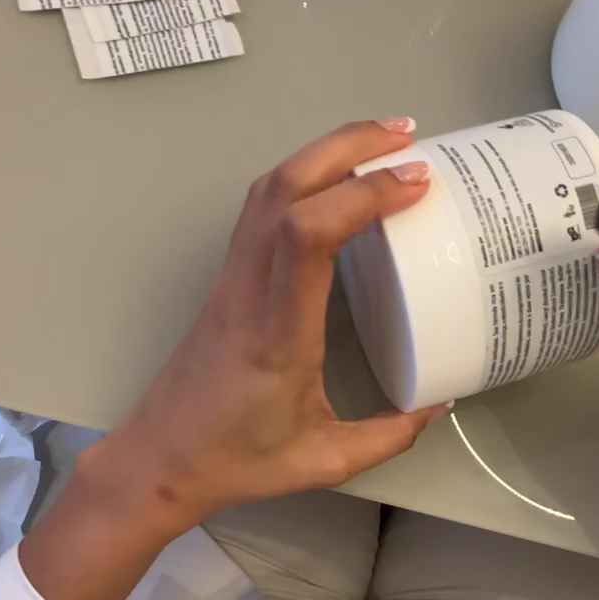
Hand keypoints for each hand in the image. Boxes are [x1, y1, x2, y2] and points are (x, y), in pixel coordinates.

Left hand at [21, 120, 445, 599]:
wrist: (159, 459)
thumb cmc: (236, 463)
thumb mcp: (325, 461)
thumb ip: (390, 435)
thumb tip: (439, 403)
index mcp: (277, 334)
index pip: (308, 236)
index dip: (363, 195)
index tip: (416, 185)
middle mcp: (248, 292)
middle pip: (286, 189)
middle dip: (348, 147)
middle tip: (407, 136)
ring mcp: (230, 280)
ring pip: (267, 189)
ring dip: (322, 153)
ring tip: (378, 144)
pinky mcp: (225, 281)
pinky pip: (259, 209)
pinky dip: (300, 177)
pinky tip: (333, 182)